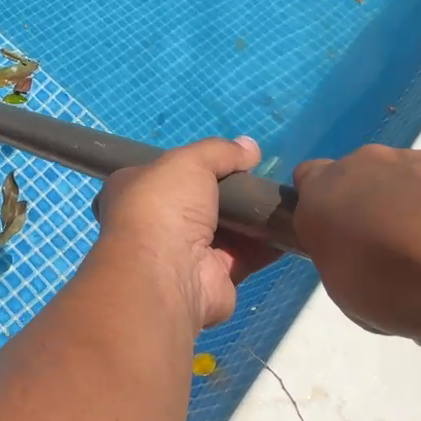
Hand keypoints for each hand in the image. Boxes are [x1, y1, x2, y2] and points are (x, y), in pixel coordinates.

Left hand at [94, 137, 281, 330]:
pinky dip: (266, 244)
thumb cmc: (163, 205)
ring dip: (249, 218)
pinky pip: (245, 254)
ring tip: (279, 201)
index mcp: (132, 187)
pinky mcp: (213, 274)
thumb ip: (218, 152)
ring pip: (223, 228)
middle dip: (224, 194)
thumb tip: (249, 146)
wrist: (168, 271)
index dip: (190, 166)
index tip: (224, 161)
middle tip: (258, 183)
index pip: (162, 172)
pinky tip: (289, 229)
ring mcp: (182, 248)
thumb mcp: (187, 162)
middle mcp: (152, 217)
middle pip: (195, 200)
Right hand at [292, 145, 420, 368]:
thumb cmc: (394, 276)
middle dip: (393, 233)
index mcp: (321, 189)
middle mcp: (366, 165)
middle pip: (372, 193)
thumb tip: (378, 282)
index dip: (328, 213)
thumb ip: (351, 278)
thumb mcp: (352, 299)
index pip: (307, 182)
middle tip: (418, 284)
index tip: (350, 247)